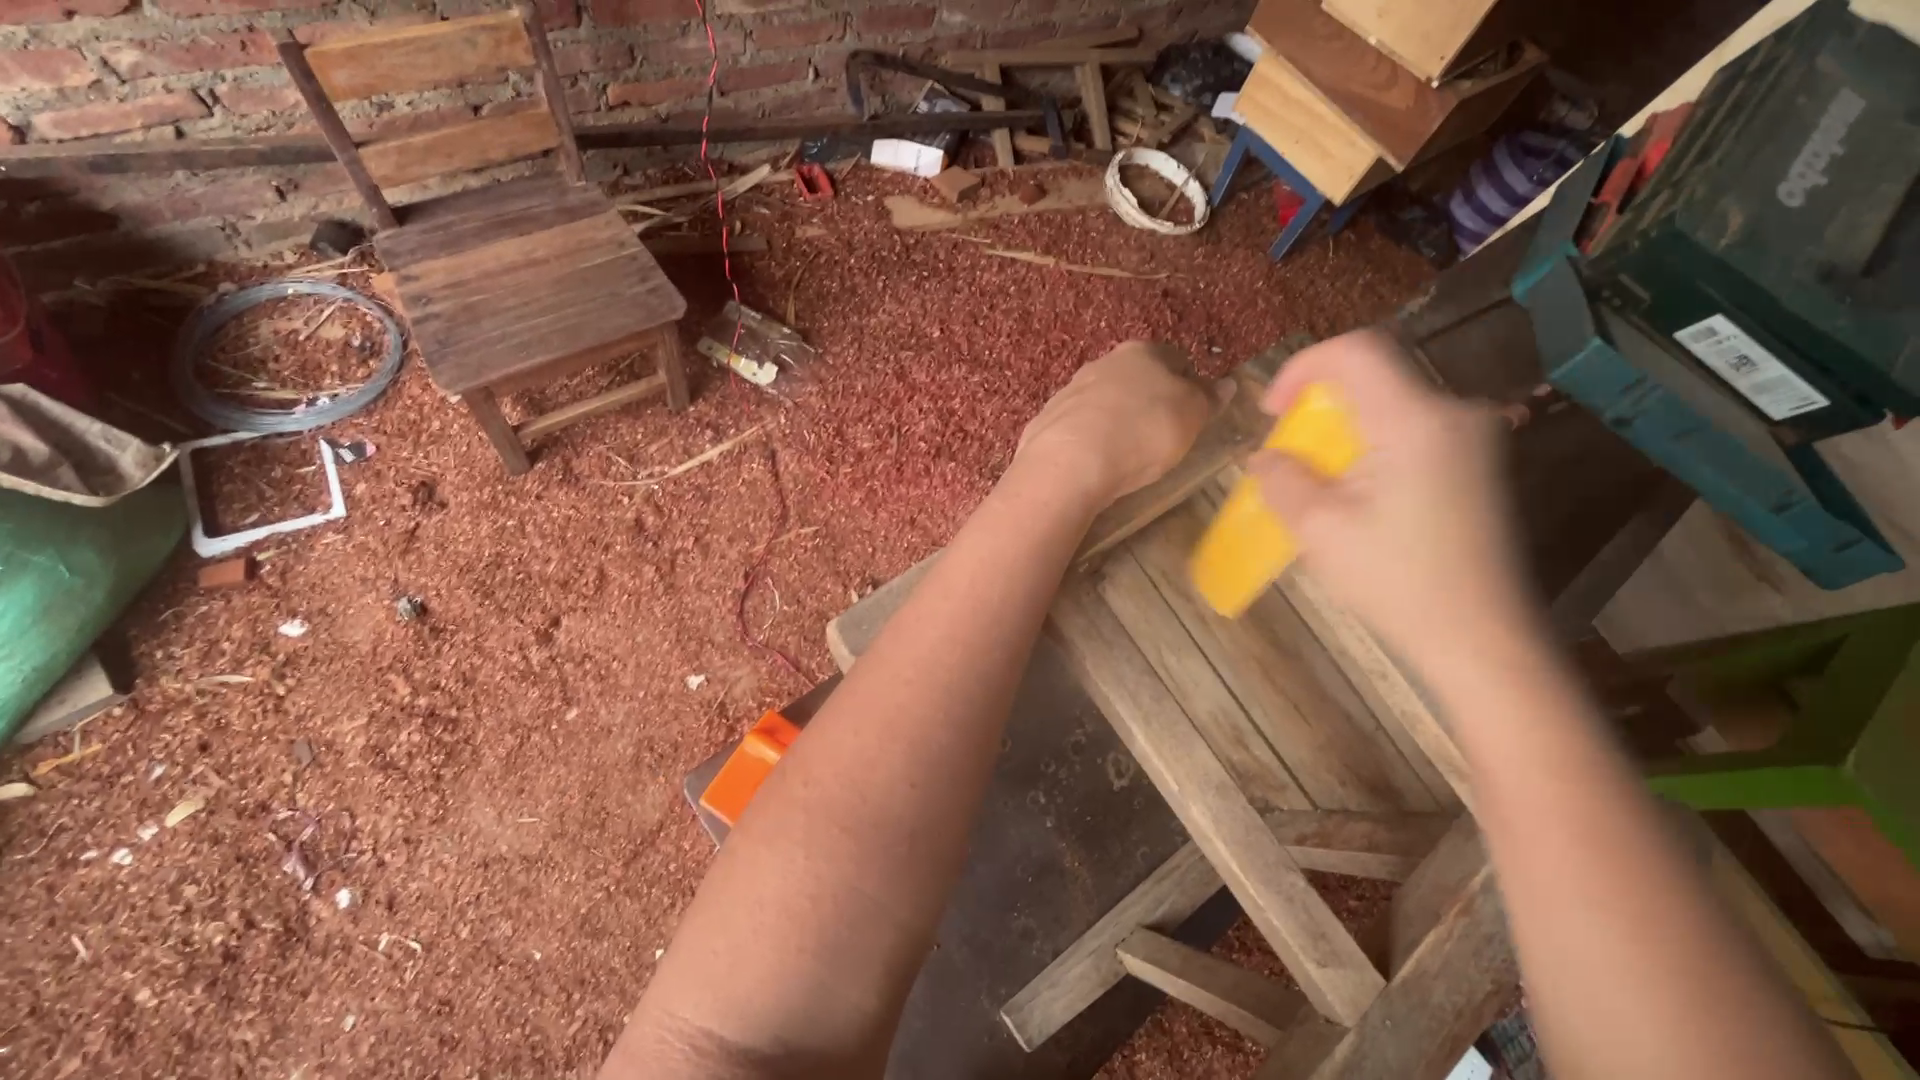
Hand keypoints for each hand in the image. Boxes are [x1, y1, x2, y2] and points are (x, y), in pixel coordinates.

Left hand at [1016, 341, 1215, 506]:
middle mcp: (1102, 362)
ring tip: (1126, 454)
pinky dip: (1090, 440)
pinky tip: (1095, 463)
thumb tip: (1225, 384)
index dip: (1189, 385)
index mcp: (1142, 352)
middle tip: (1161, 435)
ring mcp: (1070, 390)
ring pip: (1104, 402)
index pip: (1175, 359)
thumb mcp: (1191, 416)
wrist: (1070, 463)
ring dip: (1117, 420)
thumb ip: (1208, 398)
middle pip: (1136, 379)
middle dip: (1149, 401)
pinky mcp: (1047, 421)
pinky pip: (1078, 428)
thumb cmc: (1143, 432)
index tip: (1193, 413)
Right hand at [1247, 329, 1536, 664]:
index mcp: (1414, 420)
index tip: (1272, 411)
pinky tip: (1357, 493)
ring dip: (1345, 427)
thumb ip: (1283, 480)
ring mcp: (1472, 438)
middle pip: (1375, 375)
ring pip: (1393, 403)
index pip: (1356, 351)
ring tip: (1318, 477)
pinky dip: (1373, 444)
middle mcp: (1451, 414)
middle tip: (1290, 448)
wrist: (1480, 636)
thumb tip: (1264, 458)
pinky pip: (1414, 430)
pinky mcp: (1477, 464)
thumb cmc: (1397, 582)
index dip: (1303, 367)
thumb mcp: (1320, 530)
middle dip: (1321, 403)